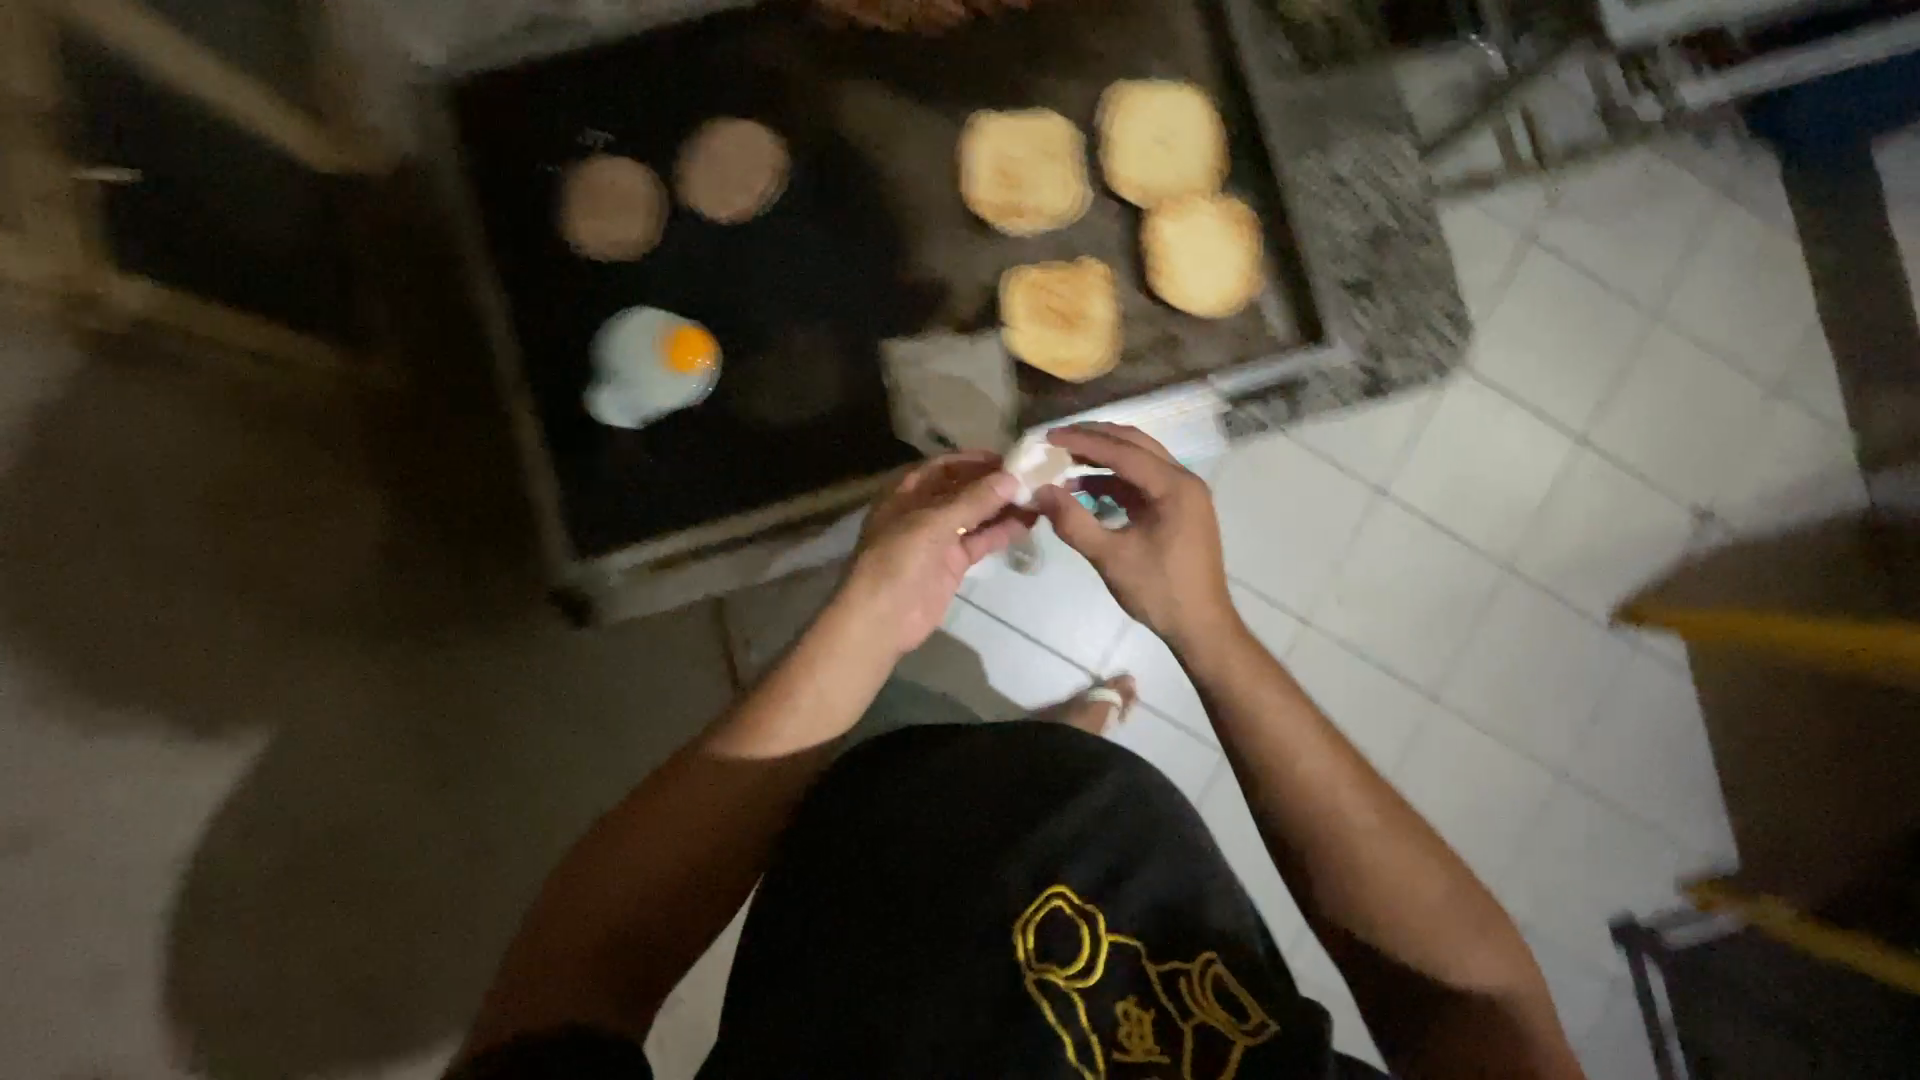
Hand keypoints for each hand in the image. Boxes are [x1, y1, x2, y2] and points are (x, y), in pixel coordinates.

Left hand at [838, 451, 1028, 657]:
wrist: (881, 618)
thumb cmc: (896, 560)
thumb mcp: (932, 522)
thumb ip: (973, 500)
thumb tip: (1011, 478)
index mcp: (906, 492)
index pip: (944, 466)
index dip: (973, 461)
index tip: (1008, 458)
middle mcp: (922, 510)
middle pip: (962, 489)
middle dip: (992, 483)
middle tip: (1030, 477)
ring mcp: (938, 538)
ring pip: (974, 516)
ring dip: (1002, 507)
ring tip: (1037, 496)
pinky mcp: (953, 563)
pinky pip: (980, 541)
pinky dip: (1001, 532)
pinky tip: (1028, 523)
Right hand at [1035, 423, 1237, 650]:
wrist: (1201, 627)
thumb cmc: (1159, 591)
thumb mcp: (1111, 557)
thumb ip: (1073, 522)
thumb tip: (1039, 492)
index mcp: (1174, 487)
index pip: (1122, 451)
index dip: (1083, 441)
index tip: (1048, 437)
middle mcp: (1184, 481)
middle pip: (1135, 445)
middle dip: (1094, 439)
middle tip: (1057, 439)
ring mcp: (1184, 495)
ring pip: (1139, 462)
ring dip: (1103, 460)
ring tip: (1065, 462)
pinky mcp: (1177, 510)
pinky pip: (1142, 484)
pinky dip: (1114, 482)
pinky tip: (1085, 490)